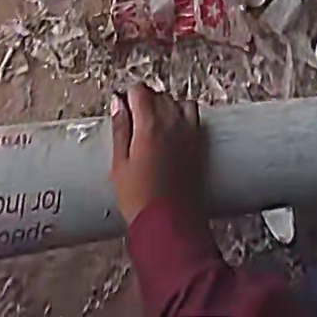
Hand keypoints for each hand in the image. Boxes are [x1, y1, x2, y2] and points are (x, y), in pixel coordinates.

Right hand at [110, 85, 203, 224]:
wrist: (170, 226)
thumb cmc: (141, 198)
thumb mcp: (120, 164)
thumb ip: (120, 129)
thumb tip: (118, 103)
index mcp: (148, 123)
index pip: (139, 90)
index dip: (128, 96)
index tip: (123, 109)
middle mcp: (171, 120)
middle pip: (157, 94)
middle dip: (144, 101)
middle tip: (134, 123)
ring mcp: (188, 129)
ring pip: (174, 100)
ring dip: (164, 106)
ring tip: (153, 126)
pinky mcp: (198, 141)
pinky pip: (191, 112)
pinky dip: (182, 113)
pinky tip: (173, 129)